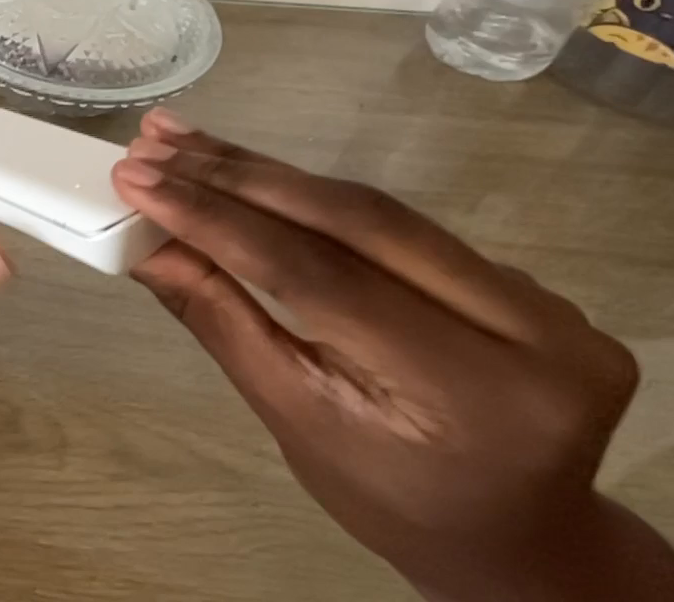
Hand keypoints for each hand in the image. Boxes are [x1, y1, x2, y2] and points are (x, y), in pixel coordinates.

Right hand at [112, 109, 669, 601]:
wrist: (506, 533)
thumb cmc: (382, 493)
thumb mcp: (287, 413)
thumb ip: (218, 316)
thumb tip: (143, 243)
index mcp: (469, 390)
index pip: (317, 274)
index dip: (215, 219)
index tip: (134, 178)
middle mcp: (529, 331)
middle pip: (351, 222)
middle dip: (235, 177)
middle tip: (150, 143)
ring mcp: (539, 297)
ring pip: (369, 208)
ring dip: (262, 172)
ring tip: (177, 140)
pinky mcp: (520, 276)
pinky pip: (390, 220)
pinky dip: (303, 193)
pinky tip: (243, 171)